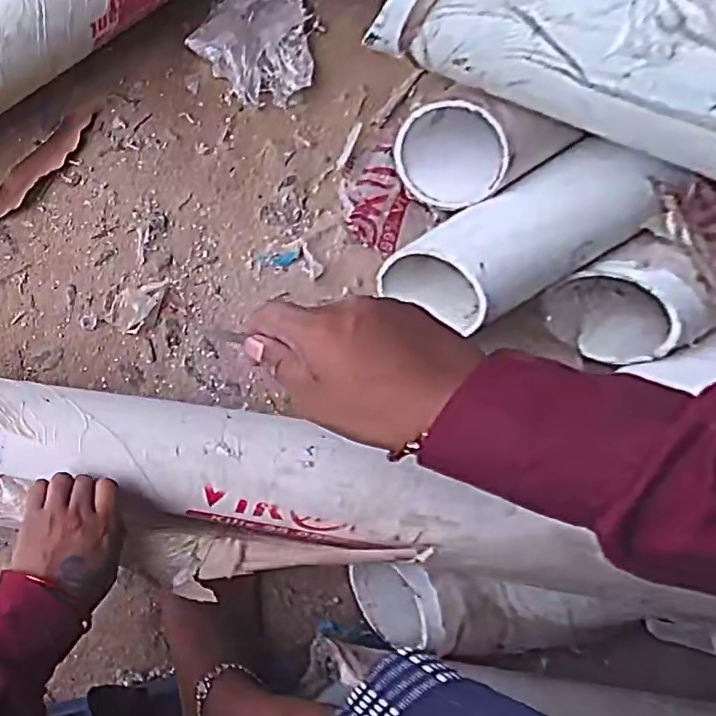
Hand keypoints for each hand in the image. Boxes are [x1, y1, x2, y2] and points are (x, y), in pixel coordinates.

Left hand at [9, 473, 123, 614]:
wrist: (46, 599)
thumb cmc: (78, 589)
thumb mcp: (110, 563)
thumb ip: (110, 535)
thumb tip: (107, 519)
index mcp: (105, 526)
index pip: (107, 486)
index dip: (103, 490)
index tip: (99, 496)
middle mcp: (81, 514)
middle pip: (84, 480)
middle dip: (83, 488)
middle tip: (79, 500)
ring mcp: (55, 513)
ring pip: (62, 479)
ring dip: (63, 486)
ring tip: (61, 498)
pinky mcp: (33, 515)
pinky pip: (39, 487)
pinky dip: (43, 489)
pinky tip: (45, 500)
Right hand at [242, 297, 483, 452]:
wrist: (457, 405)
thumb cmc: (380, 409)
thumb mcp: (313, 398)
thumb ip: (280, 365)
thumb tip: (259, 345)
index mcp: (317, 328)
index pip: (269, 313)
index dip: (258, 331)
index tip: (262, 350)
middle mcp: (348, 307)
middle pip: (307, 318)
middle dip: (302, 342)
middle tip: (315, 378)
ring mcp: (383, 306)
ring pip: (340, 319)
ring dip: (337, 341)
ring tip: (355, 376)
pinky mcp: (411, 312)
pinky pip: (372, 321)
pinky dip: (366, 339)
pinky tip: (380, 369)